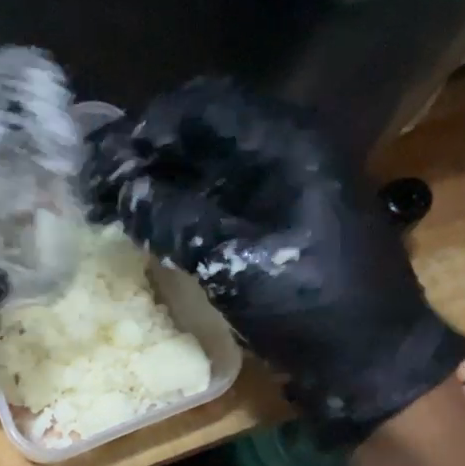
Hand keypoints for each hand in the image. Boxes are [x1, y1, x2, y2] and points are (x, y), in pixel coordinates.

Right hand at [83, 78, 464, 443]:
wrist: (368, 360)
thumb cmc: (312, 307)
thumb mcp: (236, 263)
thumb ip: (176, 220)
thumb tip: (123, 192)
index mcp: (287, 143)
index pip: (201, 106)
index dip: (144, 127)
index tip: (99, 161)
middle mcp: (283, 150)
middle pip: (198, 127)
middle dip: (143, 150)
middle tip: (95, 181)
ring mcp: (278, 184)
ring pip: (202, 160)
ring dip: (154, 175)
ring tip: (106, 200)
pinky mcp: (270, 216)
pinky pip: (213, 193)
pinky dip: (174, 201)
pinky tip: (141, 220)